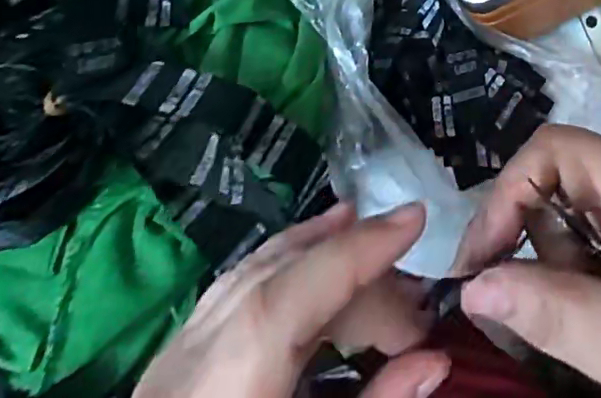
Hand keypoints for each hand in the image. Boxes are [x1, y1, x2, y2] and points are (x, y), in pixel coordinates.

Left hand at [134, 202, 449, 397]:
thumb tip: (432, 361)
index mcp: (223, 394)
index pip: (290, 296)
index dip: (358, 250)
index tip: (416, 220)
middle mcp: (187, 366)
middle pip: (279, 280)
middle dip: (357, 270)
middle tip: (416, 304)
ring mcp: (169, 364)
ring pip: (248, 273)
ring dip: (313, 248)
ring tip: (366, 231)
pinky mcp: (167, 369)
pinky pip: (231, 292)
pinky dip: (278, 266)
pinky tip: (304, 257)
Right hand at [452, 126, 600, 397]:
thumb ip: (544, 310)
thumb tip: (472, 289)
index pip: (545, 152)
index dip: (502, 199)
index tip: (479, 267)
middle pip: (543, 173)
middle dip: (512, 227)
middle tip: (504, 297)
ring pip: (552, 200)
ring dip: (531, 249)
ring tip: (538, 307)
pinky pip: (569, 226)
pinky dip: (550, 259)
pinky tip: (561, 302)